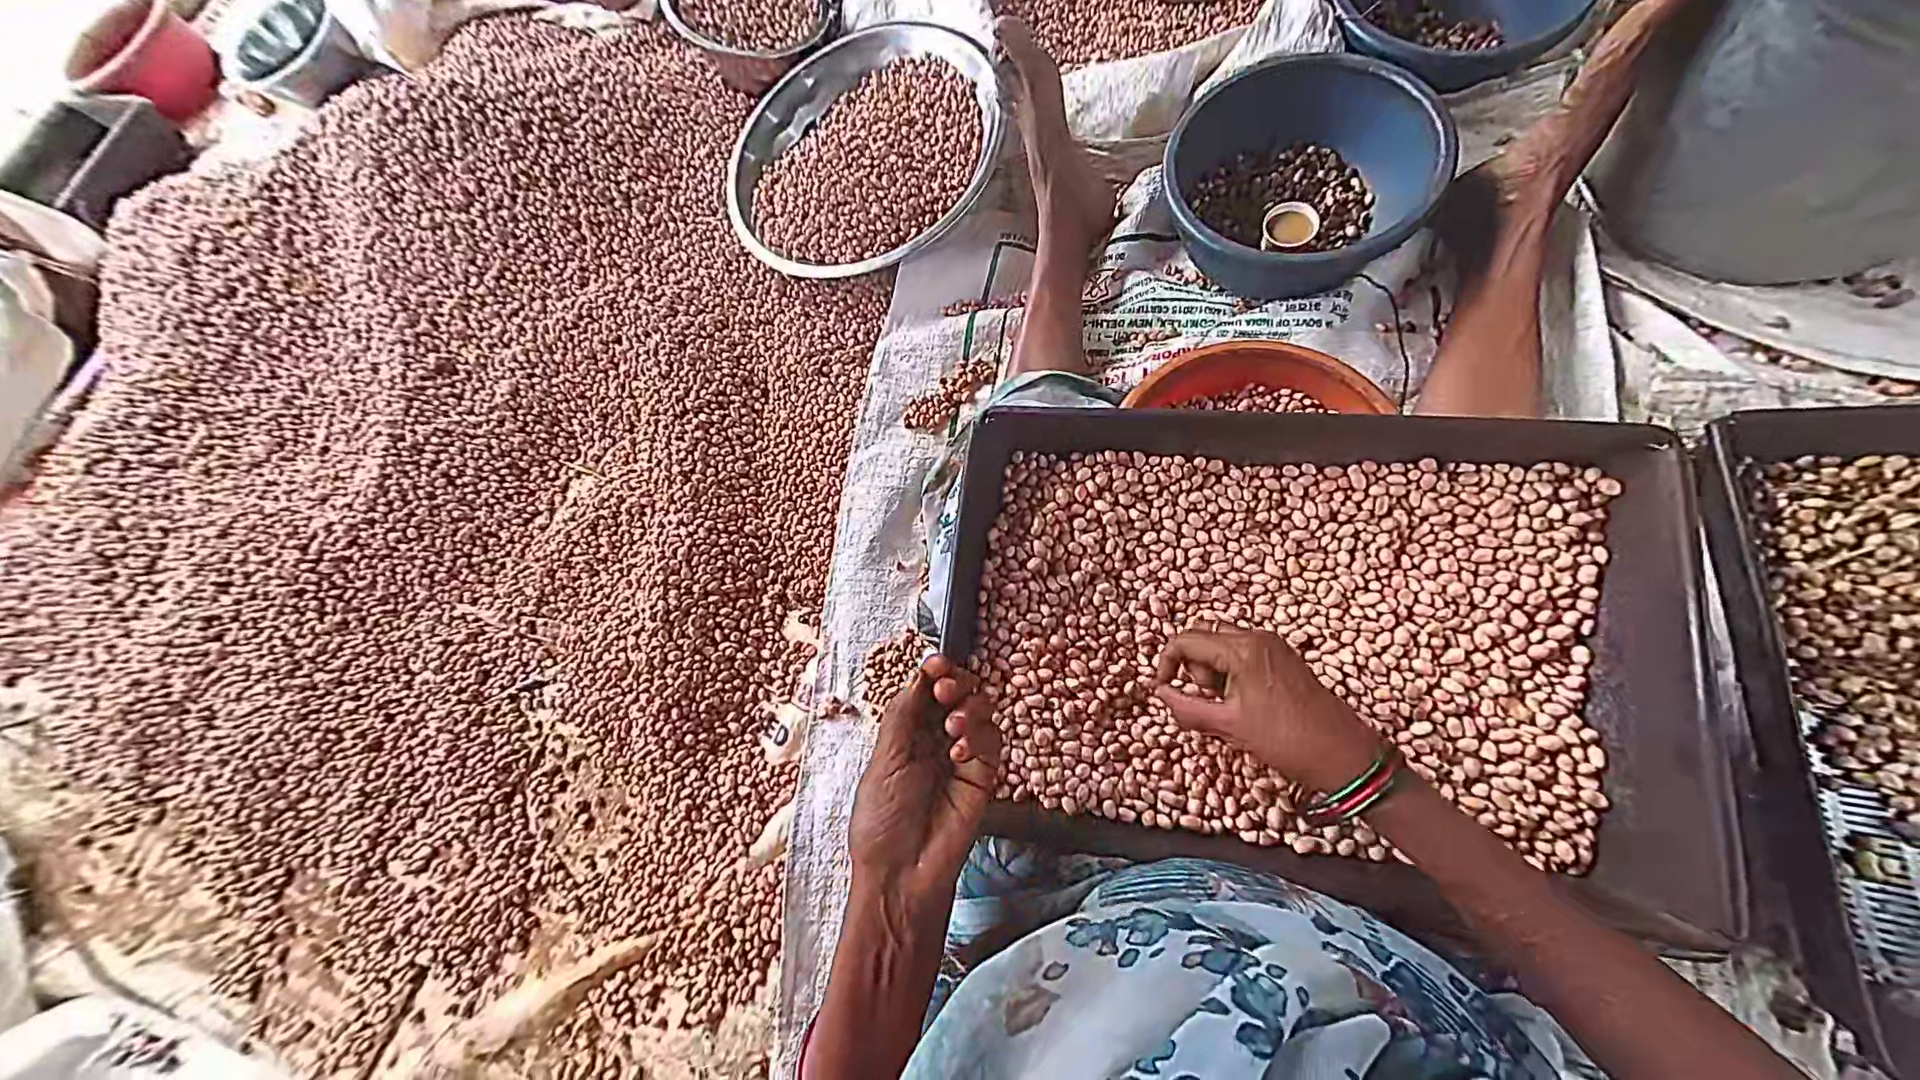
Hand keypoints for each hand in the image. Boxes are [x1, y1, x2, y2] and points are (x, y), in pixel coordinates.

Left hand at [849, 655, 1001, 903]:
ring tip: (953, 724)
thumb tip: (918, 675)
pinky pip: (991, 741)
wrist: (901, 876)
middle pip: (957, 693)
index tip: (937, 663)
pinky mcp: (982, 775)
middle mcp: (935, 738)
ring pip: (980, 711)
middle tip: (947, 688)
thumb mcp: (883, 761)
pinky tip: (960, 751)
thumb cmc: (881, 822)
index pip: (926, 689)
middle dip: (956, 682)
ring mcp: (961, 755)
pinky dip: (979, 737)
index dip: (934, 672)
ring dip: (969, 707)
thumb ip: (902, 714)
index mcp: (906, 732)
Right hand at [1153, 625, 1381, 793]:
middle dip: (1194, 667)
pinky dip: (1231, 673)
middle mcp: (1258, 638)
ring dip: (1212, 671)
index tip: (1163, 687)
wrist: (1345, 755)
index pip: (1185, 641)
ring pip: (1221, 645)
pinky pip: (1242, 654)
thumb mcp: (1228, 726)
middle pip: (1203, 638)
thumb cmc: (1289, 741)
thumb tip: (1160, 692)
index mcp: (1242, 649)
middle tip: (1207, 701)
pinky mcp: (1283, 658)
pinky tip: (1243, 703)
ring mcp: (1273, 646)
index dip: (1166, 663)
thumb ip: (1185, 707)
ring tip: (1228, 706)